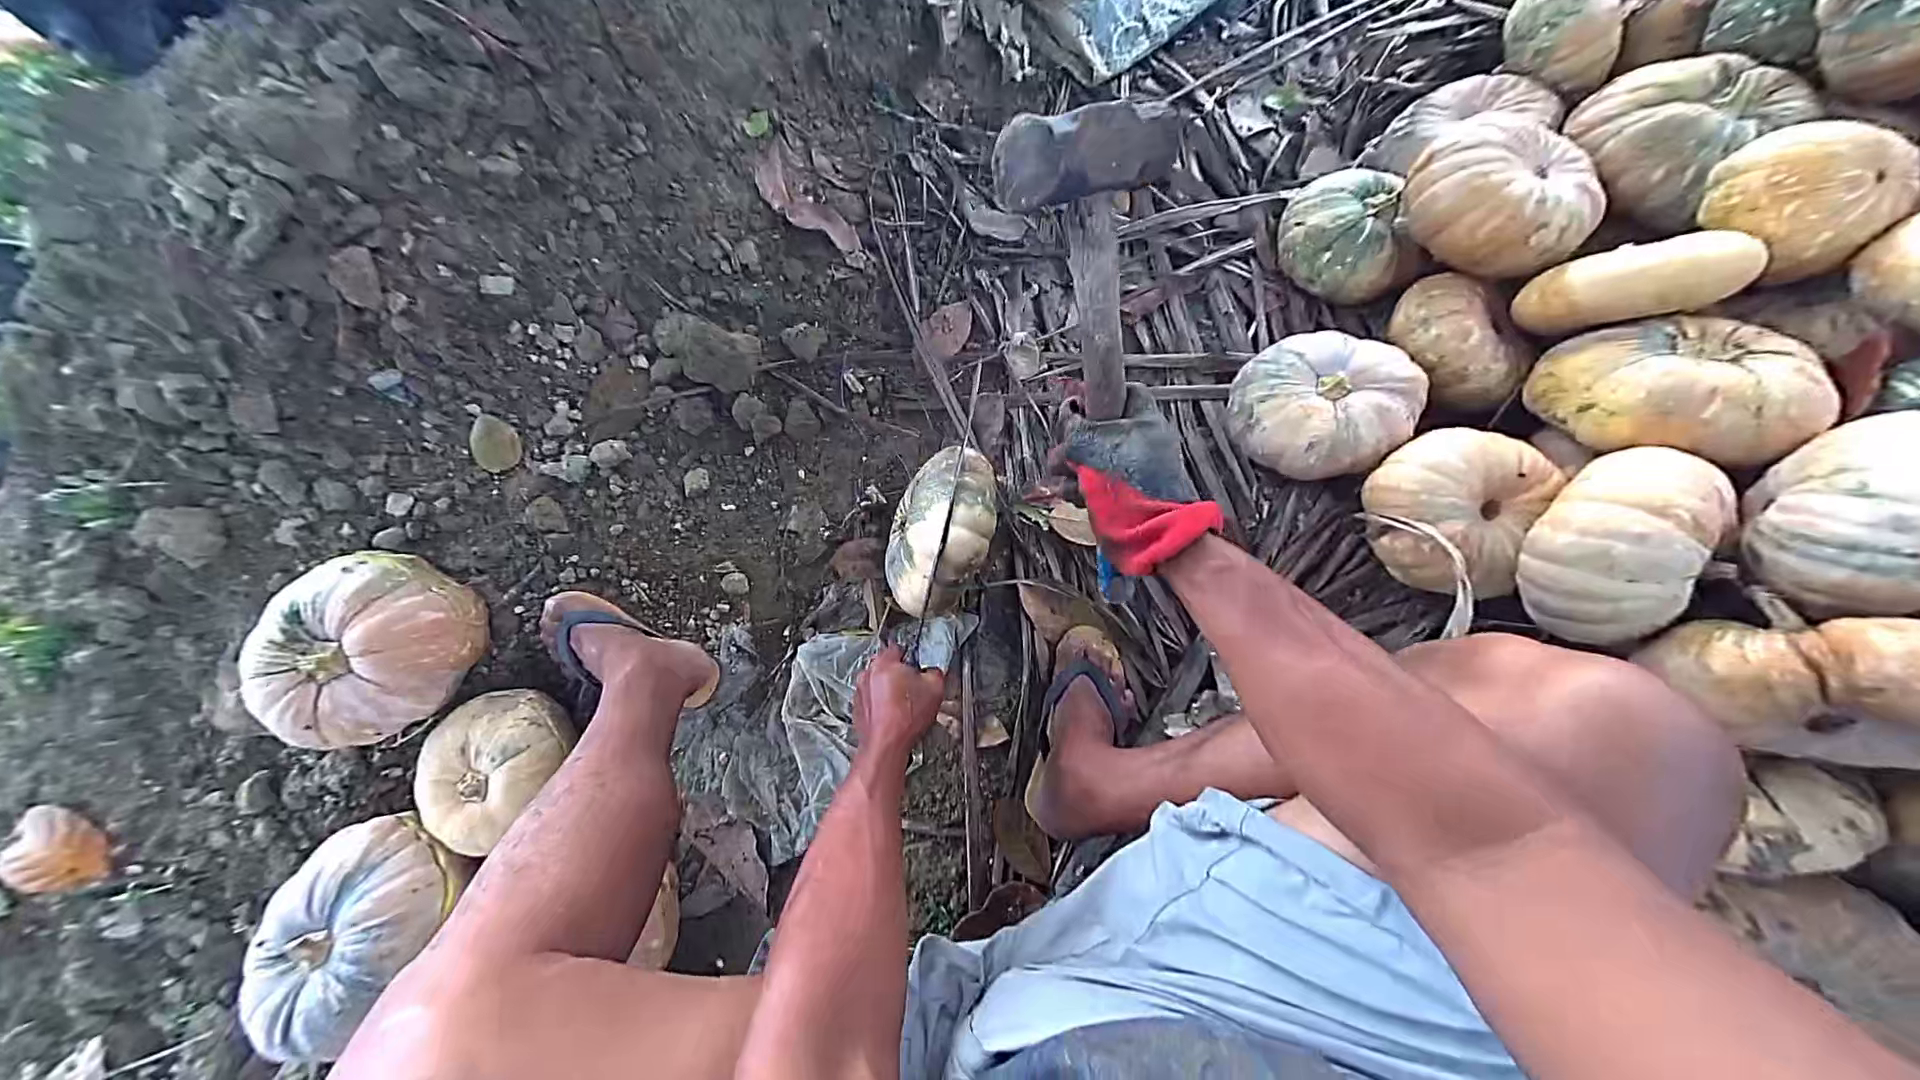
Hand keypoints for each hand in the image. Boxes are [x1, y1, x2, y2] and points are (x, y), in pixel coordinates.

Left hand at [852, 646, 945, 760]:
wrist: (886, 746)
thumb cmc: (905, 719)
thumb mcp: (935, 689)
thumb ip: (935, 672)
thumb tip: (933, 672)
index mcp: (884, 662)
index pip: (898, 648)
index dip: (911, 656)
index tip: (918, 665)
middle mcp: (868, 674)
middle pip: (887, 665)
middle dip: (900, 673)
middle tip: (914, 686)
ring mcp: (861, 691)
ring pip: (878, 682)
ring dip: (889, 689)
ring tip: (905, 704)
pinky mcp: (858, 708)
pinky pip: (872, 699)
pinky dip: (881, 704)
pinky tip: (895, 714)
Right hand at [1053, 383, 1223, 575]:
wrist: (1148, 533)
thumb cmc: (1133, 486)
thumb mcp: (1093, 443)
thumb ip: (1075, 425)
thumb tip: (1068, 414)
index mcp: (1143, 422)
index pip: (1122, 393)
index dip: (1097, 395)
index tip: (1078, 405)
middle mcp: (1137, 444)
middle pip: (1095, 427)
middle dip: (1073, 439)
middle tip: (1067, 447)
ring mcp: (1126, 470)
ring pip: (1086, 456)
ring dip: (1068, 465)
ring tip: (1066, 473)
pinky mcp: (1114, 493)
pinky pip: (1087, 481)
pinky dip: (1075, 486)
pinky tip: (1072, 491)